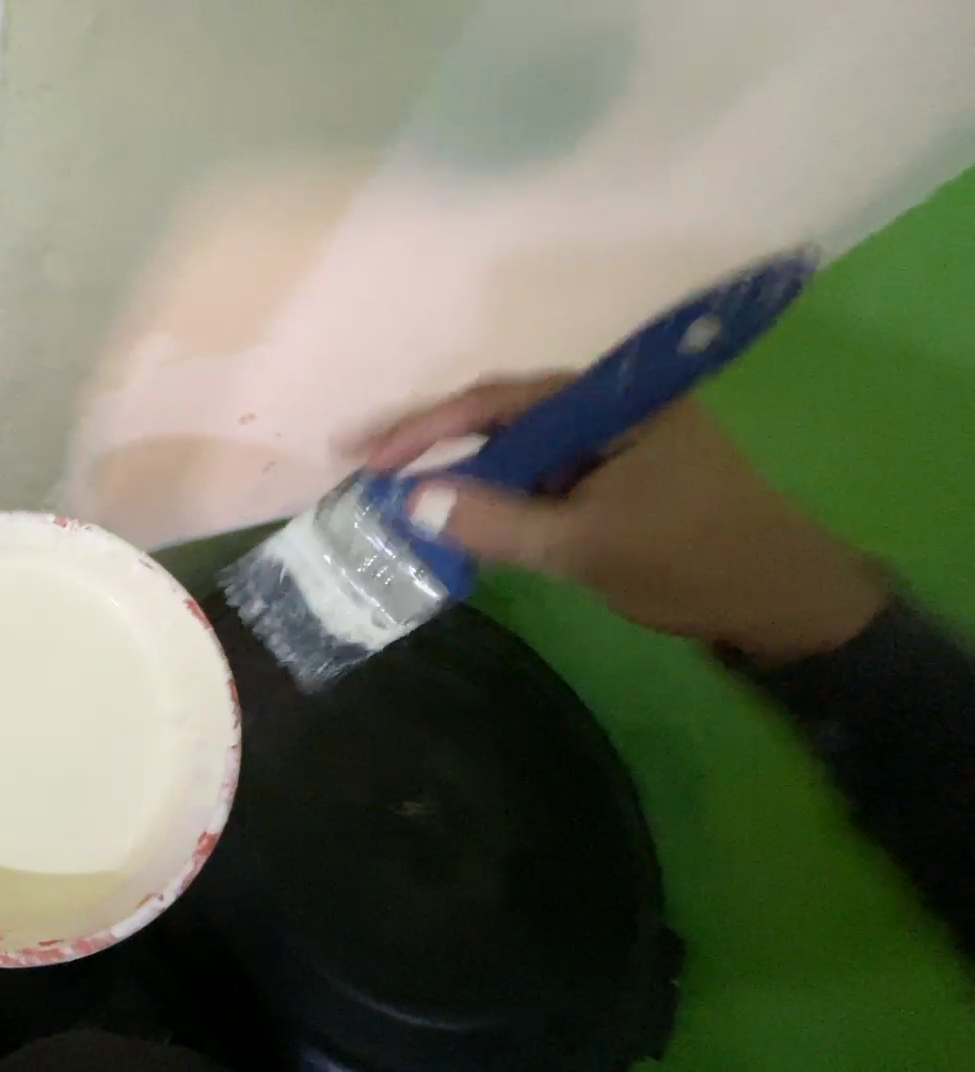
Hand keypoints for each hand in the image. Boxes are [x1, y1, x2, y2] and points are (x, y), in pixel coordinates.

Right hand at [358, 375, 886, 664]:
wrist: (777, 608)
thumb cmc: (692, 564)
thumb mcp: (585, 545)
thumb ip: (494, 522)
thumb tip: (405, 502)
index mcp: (611, 404)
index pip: (497, 401)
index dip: (426, 427)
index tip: (369, 457)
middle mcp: (597, 411)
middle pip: (491, 414)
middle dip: (423, 437)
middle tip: (356, 456)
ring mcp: (591, 444)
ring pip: (499, 446)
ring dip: (445, 465)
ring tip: (384, 481)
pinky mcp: (588, 478)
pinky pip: (517, 475)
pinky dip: (475, 490)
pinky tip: (439, 505)